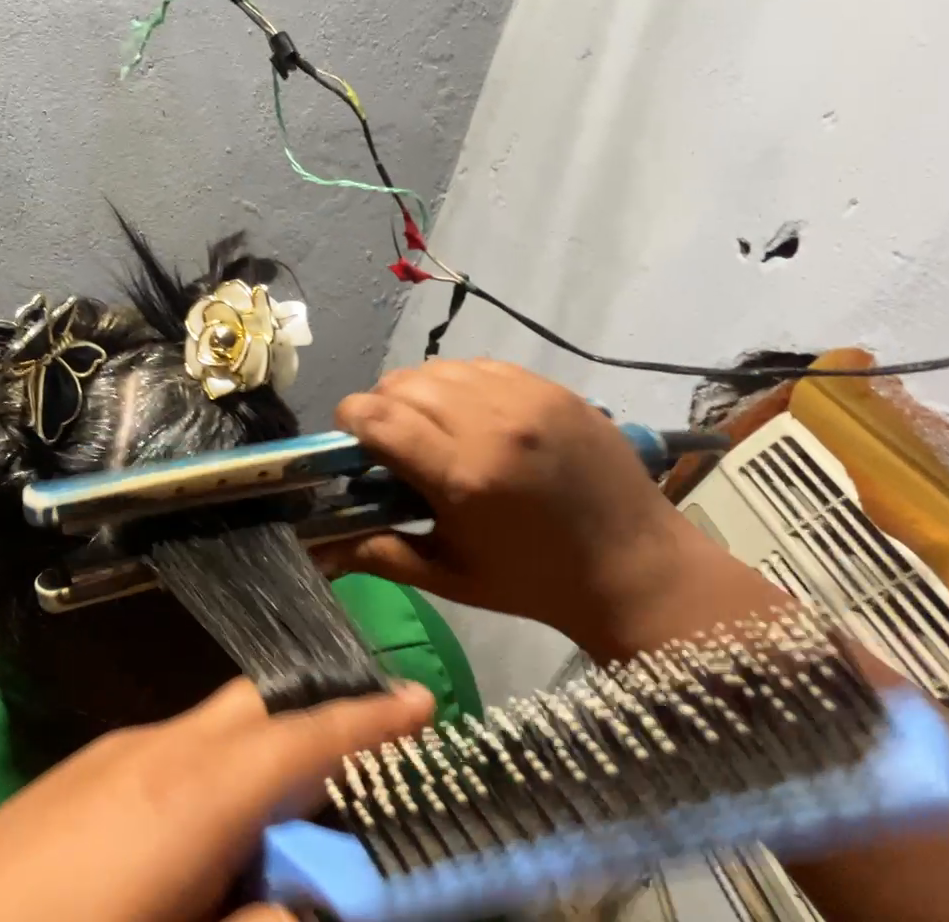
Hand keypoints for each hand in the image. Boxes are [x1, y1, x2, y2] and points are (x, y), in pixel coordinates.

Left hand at [0, 678, 433, 921]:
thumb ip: (258, 921)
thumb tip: (307, 896)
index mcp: (191, 793)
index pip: (300, 739)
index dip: (366, 719)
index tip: (420, 697)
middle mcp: (153, 749)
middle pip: (255, 709)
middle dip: (319, 716)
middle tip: (377, 736)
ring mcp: (106, 755)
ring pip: (212, 728)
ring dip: (265, 748)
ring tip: (303, 793)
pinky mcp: (75, 776)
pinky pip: (172, 751)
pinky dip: (216, 770)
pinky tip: (211, 822)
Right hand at [324, 359, 711, 653]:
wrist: (636, 567)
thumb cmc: (531, 581)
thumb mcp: (447, 577)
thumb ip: (376, 553)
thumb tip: (313, 550)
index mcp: (463, 476)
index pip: (377, 417)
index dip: (349, 421)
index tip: (349, 443)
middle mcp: (492, 425)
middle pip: (401, 385)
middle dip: (380, 409)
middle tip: (390, 444)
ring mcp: (528, 399)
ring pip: (438, 368)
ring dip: (418, 393)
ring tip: (430, 428)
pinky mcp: (553, 388)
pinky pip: (479, 367)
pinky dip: (458, 385)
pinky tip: (470, 417)